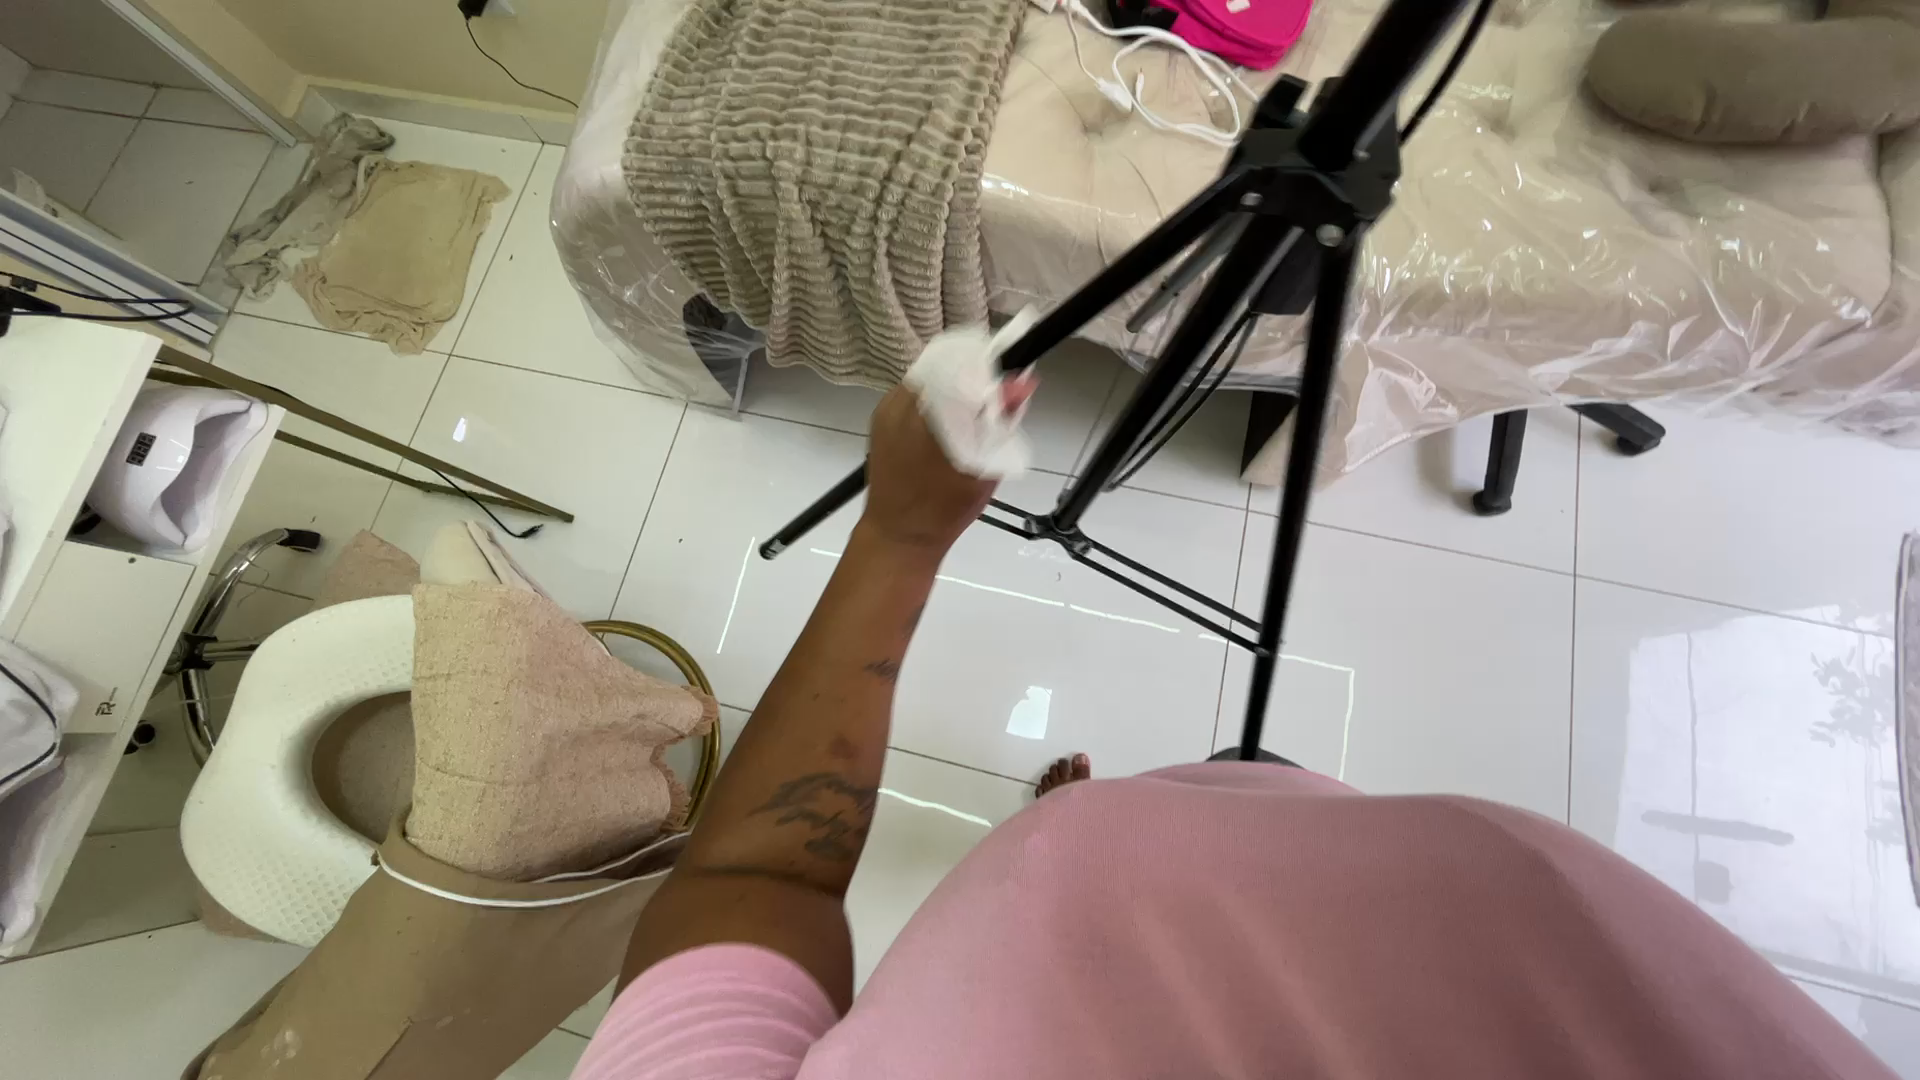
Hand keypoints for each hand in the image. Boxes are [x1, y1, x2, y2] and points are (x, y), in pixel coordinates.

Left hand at [860, 376, 1035, 553]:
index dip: (990, 369)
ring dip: (954, 385)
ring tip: (971, 410)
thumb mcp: (985, 469)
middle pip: (944, 366)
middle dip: (973, 376)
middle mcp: (902, 403)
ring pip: (928, 376)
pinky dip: (936, 397)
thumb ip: (1001, 422)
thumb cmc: (946, 510)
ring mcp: (886, 408)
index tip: (1008, 383)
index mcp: (929, 416)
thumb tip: (1021, 383)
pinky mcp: (880, 417)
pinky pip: (913, 392)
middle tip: (993, 399)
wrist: (899, 534)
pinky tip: (948, 420)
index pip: (964, 367)